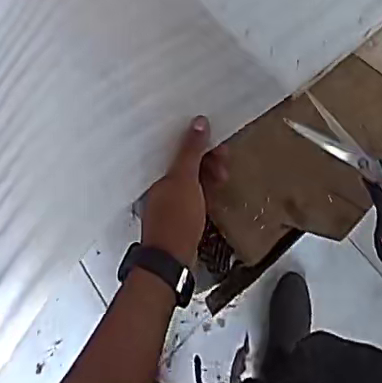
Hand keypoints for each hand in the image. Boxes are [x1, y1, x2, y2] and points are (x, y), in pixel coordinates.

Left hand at [139, 117, 228, 266]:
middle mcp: (160, 183)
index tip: (216, 141)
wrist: (172, 260)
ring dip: (208, 173)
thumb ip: (192, 151)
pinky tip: (215, 190)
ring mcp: (169, 199)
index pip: (177, 147)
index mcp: (157, 172)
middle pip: (185, 161)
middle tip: (224, 160)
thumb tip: (198, 122)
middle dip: (207, 158)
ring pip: (192, 177)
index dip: (197, 141)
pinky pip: (194, 192)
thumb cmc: (175, 220)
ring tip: (222, 177)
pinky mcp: (179, 213)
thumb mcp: (186, 179)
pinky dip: (206, 189)